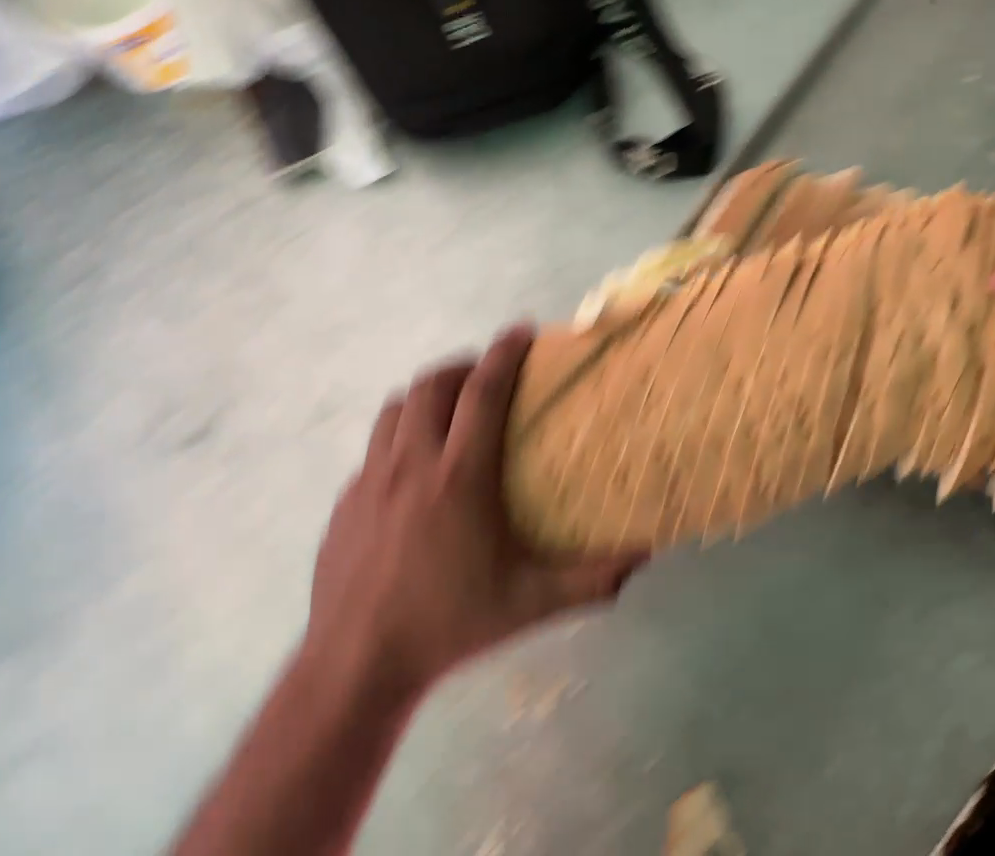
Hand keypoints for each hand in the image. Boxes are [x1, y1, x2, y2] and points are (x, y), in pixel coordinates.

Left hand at [301, 325, 644, 697]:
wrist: (357, 662)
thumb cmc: (451, 625)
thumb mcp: (532, 604)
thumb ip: (593, 578)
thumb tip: (648, 554)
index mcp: (459, 478)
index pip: (482, 393)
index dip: (504, 354)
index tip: (521, 331)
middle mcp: (411, 465)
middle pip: (432, 386)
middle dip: (464, 366)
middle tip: (489, 376)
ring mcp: (370, 481)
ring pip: (395, 408)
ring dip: (427, 395)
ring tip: (451, 409)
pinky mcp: (346, 502)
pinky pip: (375, 447)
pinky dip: (401, 435)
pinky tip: (416, 469)